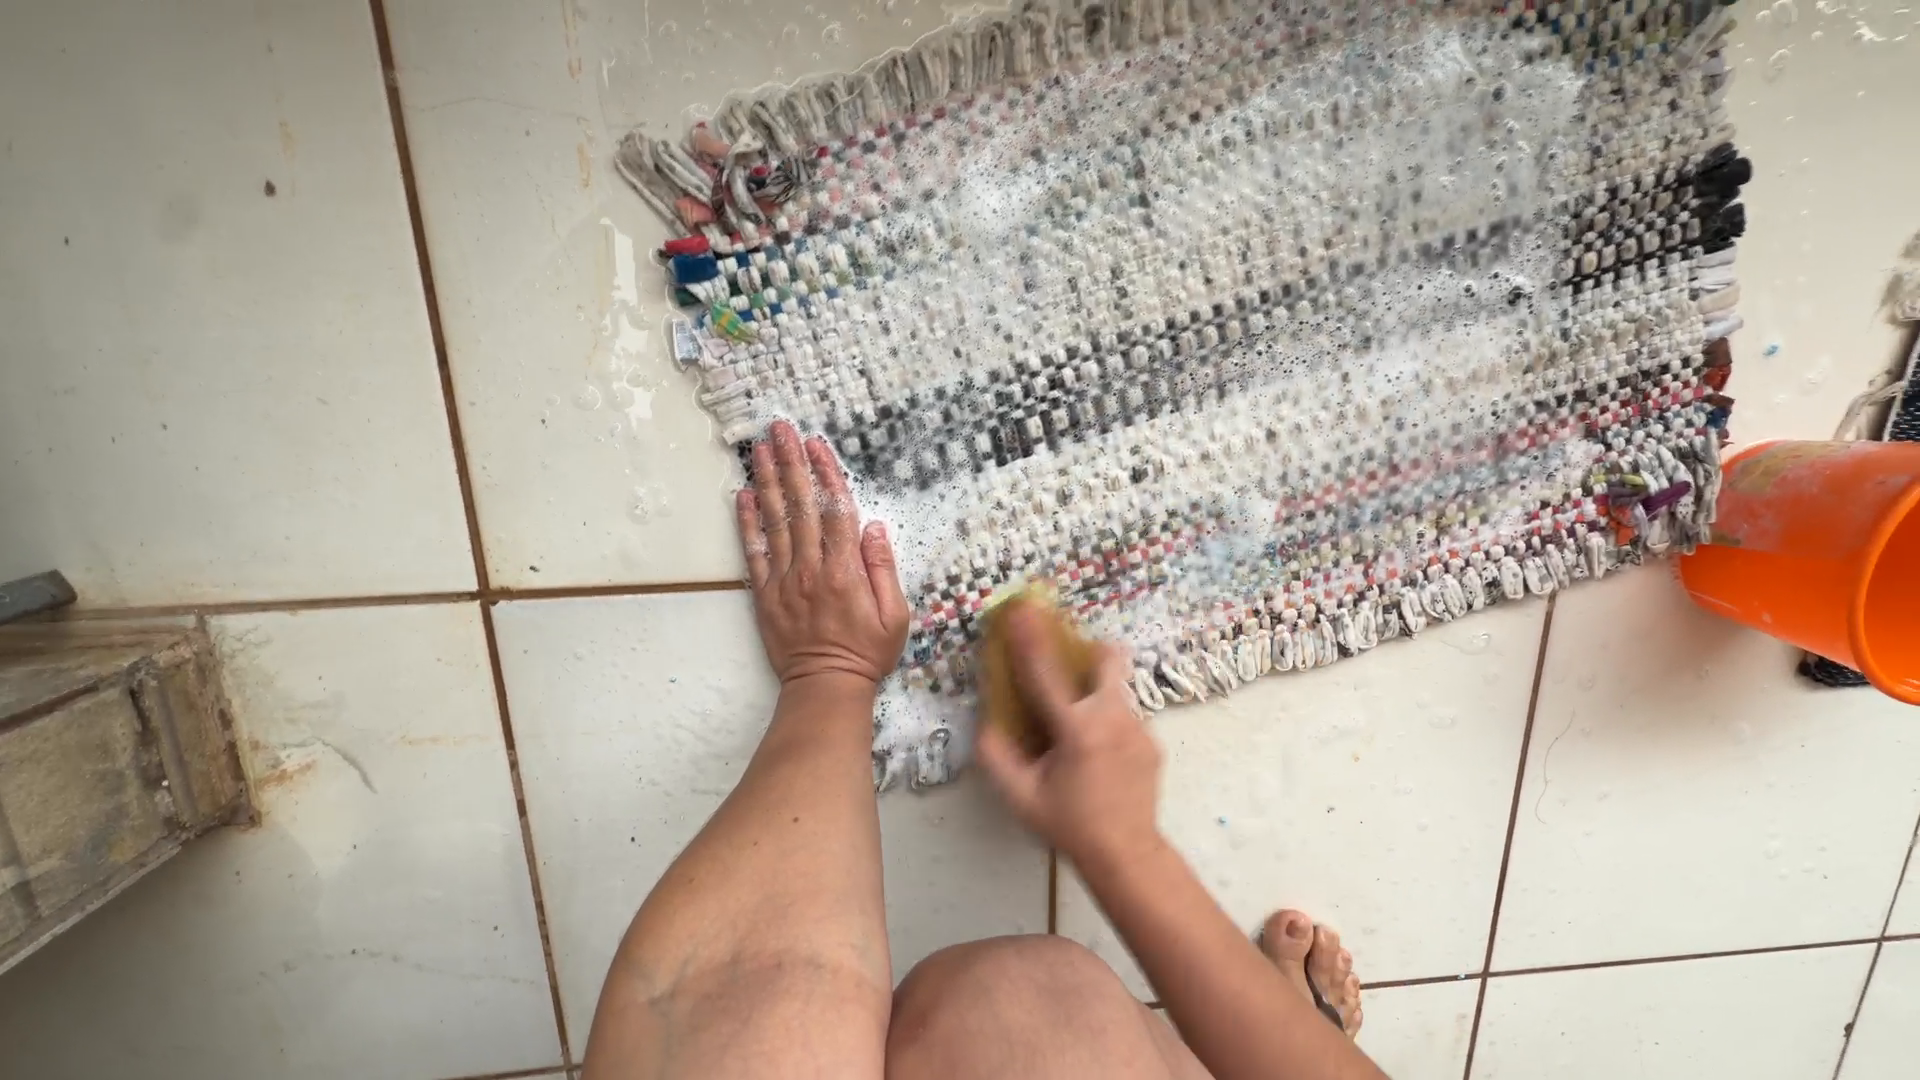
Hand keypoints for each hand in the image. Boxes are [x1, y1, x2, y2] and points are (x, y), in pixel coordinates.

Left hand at [736, 420, 909, 693]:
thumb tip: (873, 528)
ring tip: (761, 449)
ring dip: (769, 481)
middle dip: (791, 464)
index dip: (826, 474)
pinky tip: (744, 495)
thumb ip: (884, 569)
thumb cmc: (866, 653)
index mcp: (845, 571)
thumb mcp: (895, 615)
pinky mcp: (764, 594)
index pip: (835, 511)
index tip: (817, 444)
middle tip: (781, 430)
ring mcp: (784, 579)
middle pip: (800, 506)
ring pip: (775, 521)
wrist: (825, 687)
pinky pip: (753, 552)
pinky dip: (747, 522)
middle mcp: (811, 568)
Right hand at [973, 605, 1163, 868]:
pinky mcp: (1153, 741)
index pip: (1047, 673)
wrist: (1128, 857)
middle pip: (1109, 658)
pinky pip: (1126, 716)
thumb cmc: (1069, 826)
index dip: (1030, 637)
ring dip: (1095, 694)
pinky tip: (1100, 756)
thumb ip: (996, 756)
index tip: (1022, 607)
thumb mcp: (1020, 797)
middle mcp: (1113, 719)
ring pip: (1117, 689)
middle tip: (1071, 665)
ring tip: (1081, 732)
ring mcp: (1140, 728)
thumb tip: (985, 721)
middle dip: (1089, 651)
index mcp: (1078, 730)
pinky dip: (1108, 722)